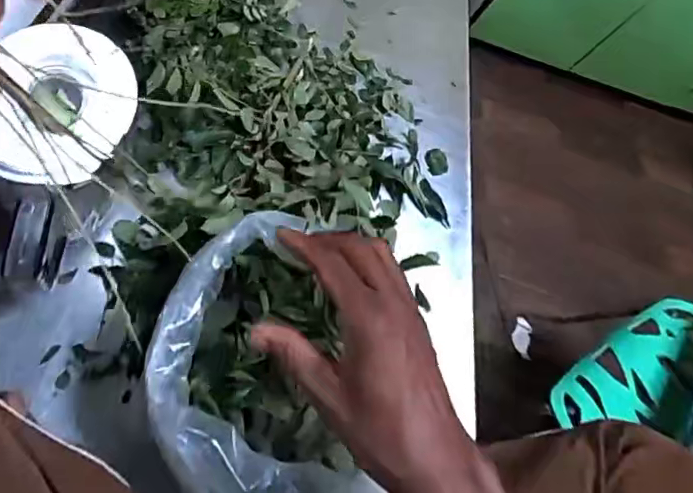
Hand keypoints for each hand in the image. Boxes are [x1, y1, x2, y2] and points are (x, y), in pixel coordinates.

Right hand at [252, 230, 500, 492]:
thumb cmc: (381, 431)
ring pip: (380, 251)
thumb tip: (256, 330)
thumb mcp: (330, 398)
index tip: (281, 234)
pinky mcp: (417, 315)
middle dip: (326, 239)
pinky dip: (369, 256)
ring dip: (350, 243)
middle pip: (358, 247)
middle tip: (298, 244)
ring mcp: (409, 305)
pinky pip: (392, 267)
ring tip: (323, 252)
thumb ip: (294, 356)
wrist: (436, 457)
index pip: (332, 264)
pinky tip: (354, 274)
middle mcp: (392, 301)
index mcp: (368, 317)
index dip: (304, 245)